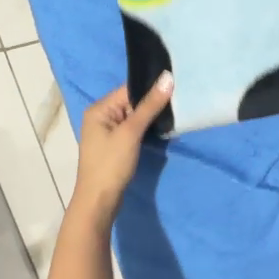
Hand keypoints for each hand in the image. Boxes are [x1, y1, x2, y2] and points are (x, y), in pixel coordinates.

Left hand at [71, 72, 173, 219]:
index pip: (128, 89)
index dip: (150, 89)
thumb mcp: (131, 132)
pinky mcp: (115, 147)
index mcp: (99, 109)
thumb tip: (167, 78)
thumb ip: (149, 106)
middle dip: (152, 105)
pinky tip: (161, 133)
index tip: (175, 89)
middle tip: (179, 104)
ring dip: (151, 119)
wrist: (99, 200)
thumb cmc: (111, 164)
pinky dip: (146, 132)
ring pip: (134, 118)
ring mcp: (107, 133)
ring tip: (174, 117)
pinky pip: (132, 131)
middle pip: (131, 103)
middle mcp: (101, 117)